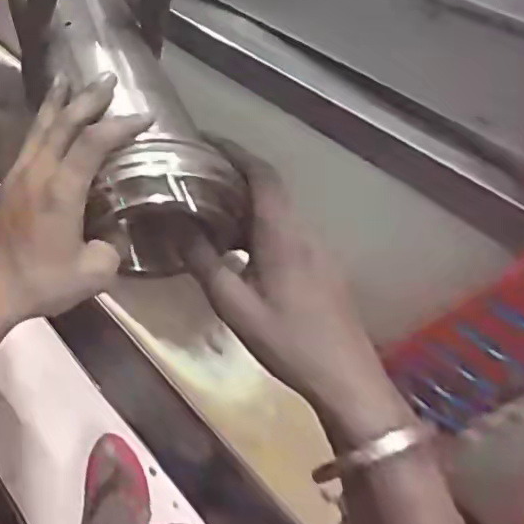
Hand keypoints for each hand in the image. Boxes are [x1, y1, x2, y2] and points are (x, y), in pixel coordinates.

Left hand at [0, 74, 149, 327]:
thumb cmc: (39, 280)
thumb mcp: (92, 273)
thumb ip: (110, 247)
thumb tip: (112, 233)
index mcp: (61, 189)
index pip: (93, 143)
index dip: (120, 126)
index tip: (145, 116)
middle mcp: (38, 171)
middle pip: (64, 123)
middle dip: (88, 98)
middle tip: (106, 78)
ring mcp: (19, 172)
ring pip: (40, 126)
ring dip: (58, 101)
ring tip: (67, 79)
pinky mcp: (9, 180)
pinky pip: (30, 139)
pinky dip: (43, 121)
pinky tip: (47, 118)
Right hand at [186, 141, 413, 442]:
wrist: (349, 383)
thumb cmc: (288, 341)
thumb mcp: (233, 304)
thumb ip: (202, 260)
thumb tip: (174, 224)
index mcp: (283, 234)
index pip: (263, 175)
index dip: (236, 151)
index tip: (206, 140)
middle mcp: (303, 232)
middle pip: (269, 188)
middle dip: (233, 173)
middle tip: (195, 172)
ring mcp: (317, 250)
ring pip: (276, 209)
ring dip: (244, 200)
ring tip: (207, 204)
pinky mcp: (321, 267)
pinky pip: (284, 229)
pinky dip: (256, 222)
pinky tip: (234, 244)